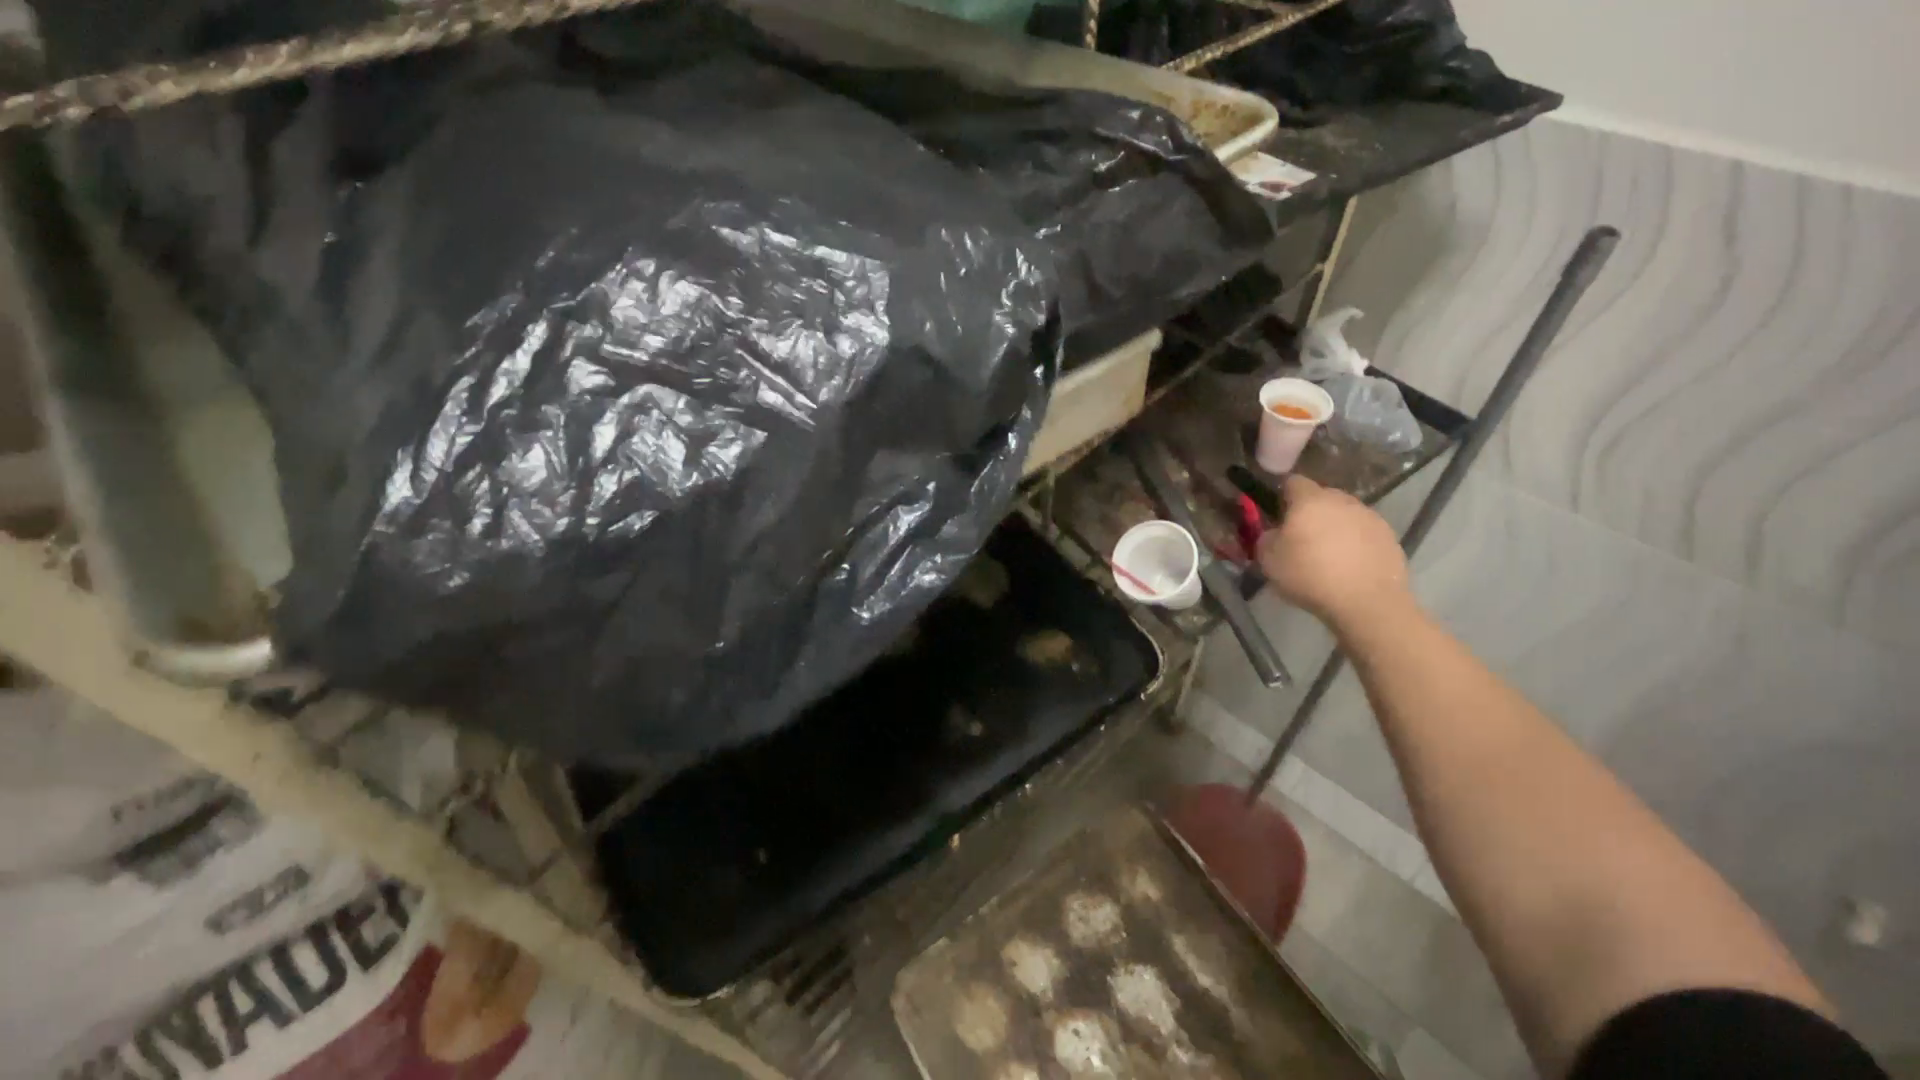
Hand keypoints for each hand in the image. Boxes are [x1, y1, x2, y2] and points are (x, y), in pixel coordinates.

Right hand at [1257, 475, 1411, 629]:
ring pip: (1345, 515)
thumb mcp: (1269, 560)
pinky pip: (1364, 533)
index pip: (1293, 482)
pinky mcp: (1389, 536)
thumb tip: (1275, 533)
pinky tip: (1351, 567)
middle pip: (1321, 498)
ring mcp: (1370, 516)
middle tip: (1303, 540)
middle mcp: (1342, 500)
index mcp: (1310, 500)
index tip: (1279, 517)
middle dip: (1311, 513)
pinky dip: (1356, 544)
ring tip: (1330, 557)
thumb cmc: (1310, 576)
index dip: (1283, 496)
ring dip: (1335, 528)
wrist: (1367, 601)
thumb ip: (1266, 538)